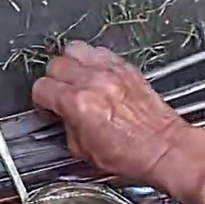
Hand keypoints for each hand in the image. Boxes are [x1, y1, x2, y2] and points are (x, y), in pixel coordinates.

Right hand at [31, 41, 204, 192]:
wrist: (163, 147)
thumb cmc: (131, 154)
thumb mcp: (84, 151)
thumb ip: (66, 127)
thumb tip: (62, 116)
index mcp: (79, 104)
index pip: (42, 87)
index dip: (41, 100)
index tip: (47, 106)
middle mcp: (94, 82)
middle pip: (56, 64)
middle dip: (53, 81)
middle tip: (59, 95)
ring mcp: (111, 71)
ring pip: (74, 49)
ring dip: (70, 64)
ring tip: (75, 79)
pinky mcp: (126, 68)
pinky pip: (99, 52)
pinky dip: (92, 61)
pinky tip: (94, 75)